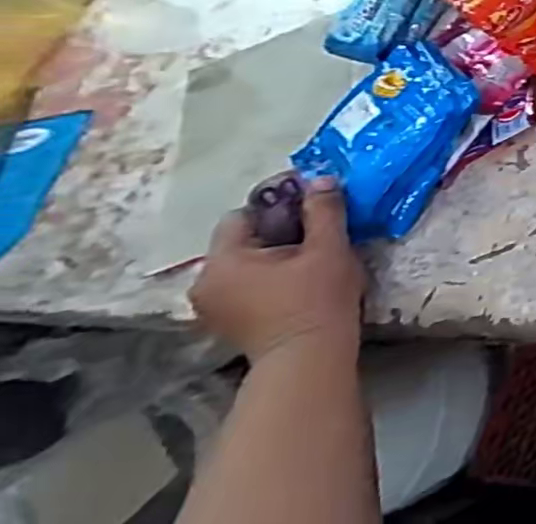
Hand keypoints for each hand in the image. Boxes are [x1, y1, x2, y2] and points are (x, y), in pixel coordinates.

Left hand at [189, 176, 363, 363]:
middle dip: (280, 228)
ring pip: (246, 261)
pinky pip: (245, 281)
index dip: (278, 204)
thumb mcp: (330, 247)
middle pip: (243, 239)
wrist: (309, 355)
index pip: (242, 215)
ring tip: (313, 253)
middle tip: (320, 228)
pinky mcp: (226, 319)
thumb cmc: (318, 297)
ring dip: (277, 251)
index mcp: (223, 262)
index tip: (313, 202)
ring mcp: (211, 305)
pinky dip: (270, 272)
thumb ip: (324, 210)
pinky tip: (299, 277)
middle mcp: (205, 282)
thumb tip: (320, 179)